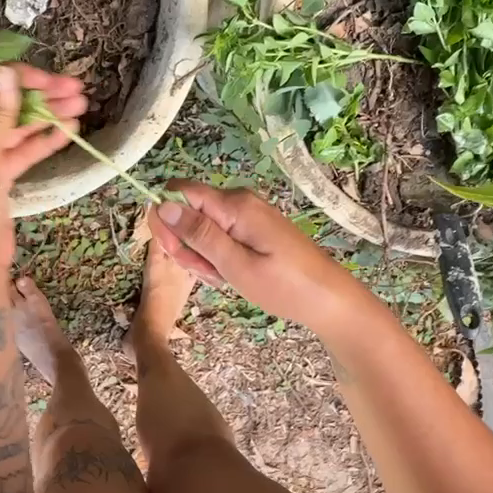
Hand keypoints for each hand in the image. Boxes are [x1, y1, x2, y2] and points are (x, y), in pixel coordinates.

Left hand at [0, 64, 86, 272]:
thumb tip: (5, 74)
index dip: (13, 81)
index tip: (47, 78)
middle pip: (1, 107)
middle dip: (37, 97)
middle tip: (76, 89)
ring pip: (16, 129)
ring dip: (46, 117)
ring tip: (82, 106)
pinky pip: (22, 152)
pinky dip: (43, 142)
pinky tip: (68, 131)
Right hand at [148, 180, 368, 329]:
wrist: (329, 300)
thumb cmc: (284, 287)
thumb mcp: (236, 265)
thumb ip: (199, 234)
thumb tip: (163, 205)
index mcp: (234, 205)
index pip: (179, 192)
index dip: (165, 218)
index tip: (170, 250)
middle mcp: (239, 201)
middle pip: (188, 211)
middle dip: (185, 243)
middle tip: (205, 274)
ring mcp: (247, 214)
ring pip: (201, 227)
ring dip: (201, 254)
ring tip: (222, 279)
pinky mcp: (252, 227)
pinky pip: (219, 235)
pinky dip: (216, 256)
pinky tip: (229, 275)